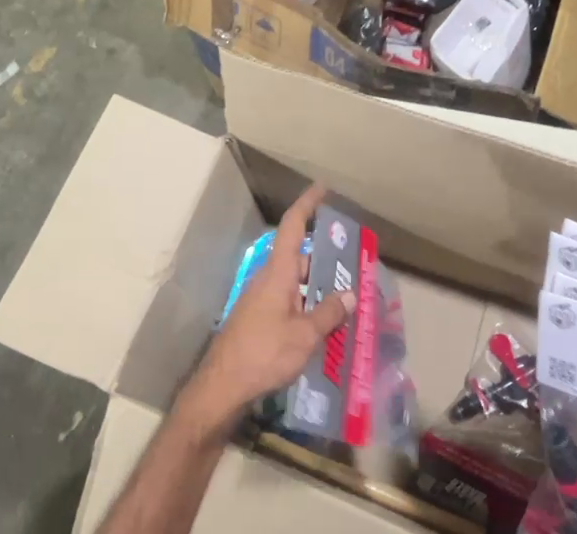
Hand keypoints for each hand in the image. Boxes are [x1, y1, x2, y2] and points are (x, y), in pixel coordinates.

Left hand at [179, 185, 354, 431]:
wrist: (222, 388)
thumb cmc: (264, 353)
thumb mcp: (304, 335)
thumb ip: (329, 313)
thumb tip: (350, 295)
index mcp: (278, 273)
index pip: (293, 227)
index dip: (307, 205)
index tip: (322, 188)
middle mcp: (267, 281)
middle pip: (299, 259)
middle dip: (326, 261)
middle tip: (354, 267)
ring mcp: (260, 302)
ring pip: (295, 284)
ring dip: (318, 289)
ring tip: (348, 302)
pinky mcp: (258, 322)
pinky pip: (289, 304)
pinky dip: (307, 308)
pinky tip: (325, 328)